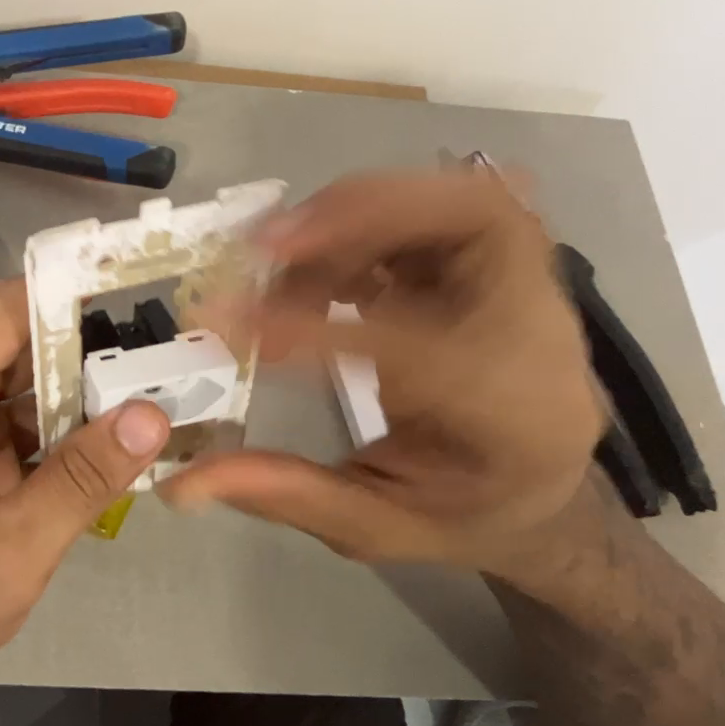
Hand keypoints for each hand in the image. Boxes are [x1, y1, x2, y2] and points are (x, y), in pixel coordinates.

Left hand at [0, 279, 170, 701]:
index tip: (147, 292)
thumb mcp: (9, 550)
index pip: (7, 312)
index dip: (72, 295)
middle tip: (176, 353)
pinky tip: (118, 446)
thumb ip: (79, 480)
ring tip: (165, 391)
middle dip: (93, 347)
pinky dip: (63, 435)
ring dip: (84, 394)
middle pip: (21, 346)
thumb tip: (151, 414)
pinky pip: (18, 429)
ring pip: (24, 389)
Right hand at [158, 173, 604, 581]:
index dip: (311, 327)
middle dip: (362, 215)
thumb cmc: (459, 513)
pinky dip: (355, 223)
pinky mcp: (488, 265)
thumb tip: (184, 480)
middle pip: (477, 220)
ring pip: (450, 199)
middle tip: (265, 243)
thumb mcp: (376, 527)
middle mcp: (534, 332)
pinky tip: (303, 266)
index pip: (415, 346)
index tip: (220, 322)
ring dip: (348, 216)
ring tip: (270, 258)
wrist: (540, 491)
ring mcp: (520, 286)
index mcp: (511, 413)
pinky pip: (429, 210)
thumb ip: (289, 495)